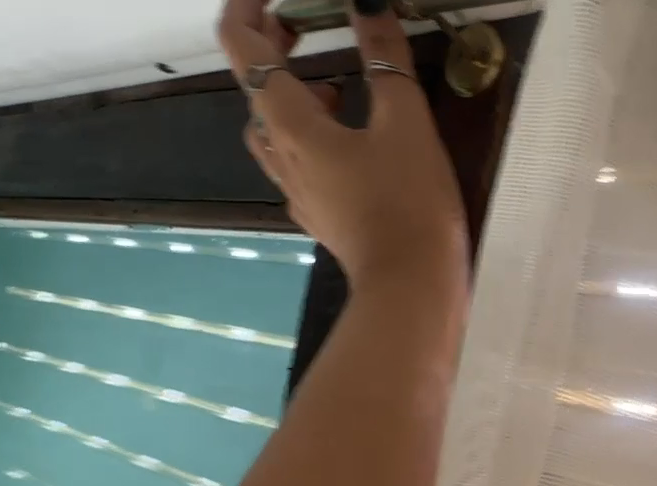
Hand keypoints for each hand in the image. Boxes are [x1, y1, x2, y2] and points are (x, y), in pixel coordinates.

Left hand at [217, 0, 467, 292]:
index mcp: (291, 122)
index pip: (243, 44)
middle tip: (304, 27)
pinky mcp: (320, 220)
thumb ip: (386, 57)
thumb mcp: (407, 122)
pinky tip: (346, 148)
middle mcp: (280, 155)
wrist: (413, 287)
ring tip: (331, 90)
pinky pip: (298, 167)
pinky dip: (311, 141)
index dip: (248, 6)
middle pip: (256, 88)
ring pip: (273, 131)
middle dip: (273, 49)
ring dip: (292, 100)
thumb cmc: (409, 202)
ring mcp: (298, 192)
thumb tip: (368, 2)